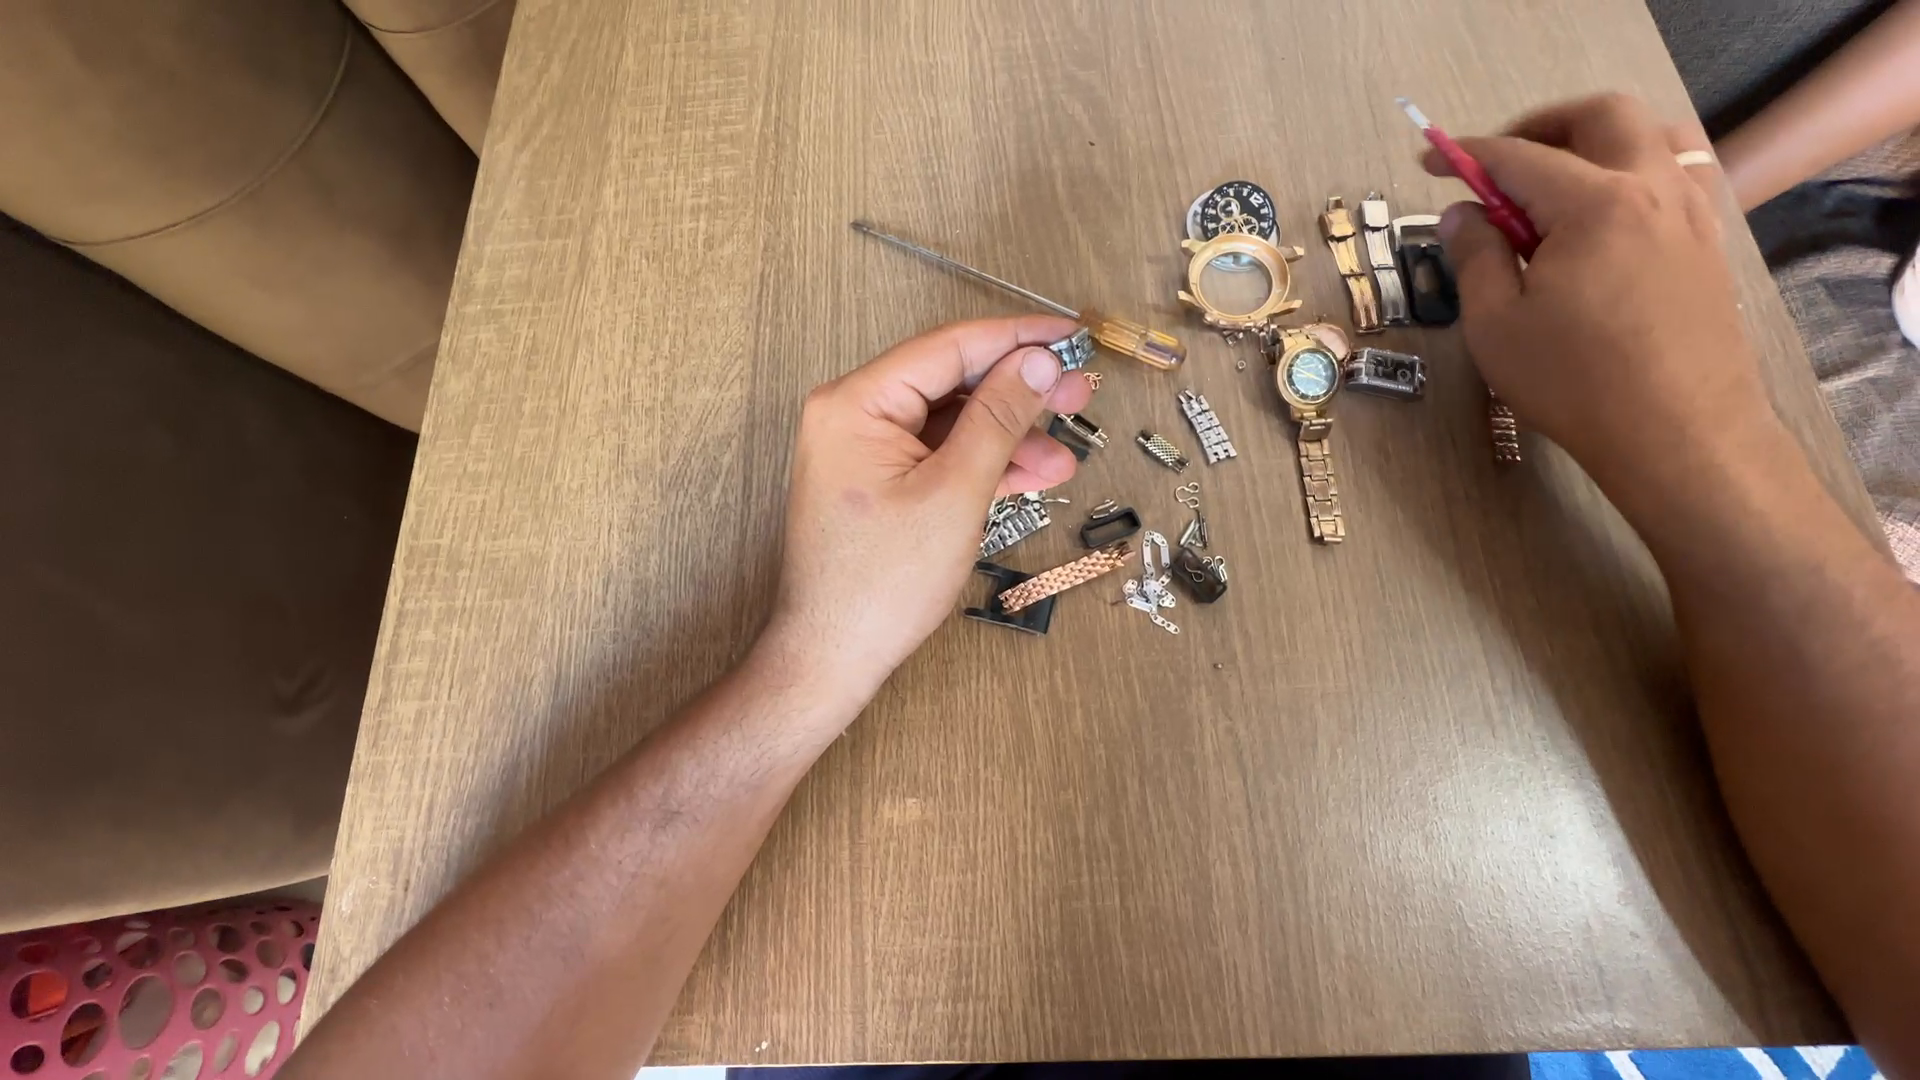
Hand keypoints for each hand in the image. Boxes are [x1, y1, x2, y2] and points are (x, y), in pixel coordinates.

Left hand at [762, 316, 1092, 697]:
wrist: (834, 656)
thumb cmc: (884, 583)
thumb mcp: (955, 493)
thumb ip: (999, 418)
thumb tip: (1040, 361)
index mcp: (856, 403)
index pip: (949, 348)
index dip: (1018, 338)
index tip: (1074, 335)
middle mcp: (854, 414)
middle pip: (951, 383)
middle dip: (1019, 392)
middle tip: (1080, 394)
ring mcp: (865, 450)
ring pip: (951, 423)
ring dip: (1009, 437)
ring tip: (1064, 457)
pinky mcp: (879, 481)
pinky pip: (938, 457)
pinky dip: (982, 465)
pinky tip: (1032, 475)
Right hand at [1425, 93, 1785, 505]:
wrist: (1675, 428)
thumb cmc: (1570, 379)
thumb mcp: (1495, 323)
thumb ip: (1475, 257)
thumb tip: (1460, 215)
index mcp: (1595, 205)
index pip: (1521, 158)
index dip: (1468, 156)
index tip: (1430, 161)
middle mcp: (1653, 189)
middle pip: (1602, 117)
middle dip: (1541, 126)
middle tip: (1493, 163)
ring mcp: (1689, 212)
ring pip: (1649, 137)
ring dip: (1591, 142)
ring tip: (1547, 184)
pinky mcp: (1704, 241)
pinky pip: (1671, 175)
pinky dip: (1626, 172)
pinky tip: (1594, 218)